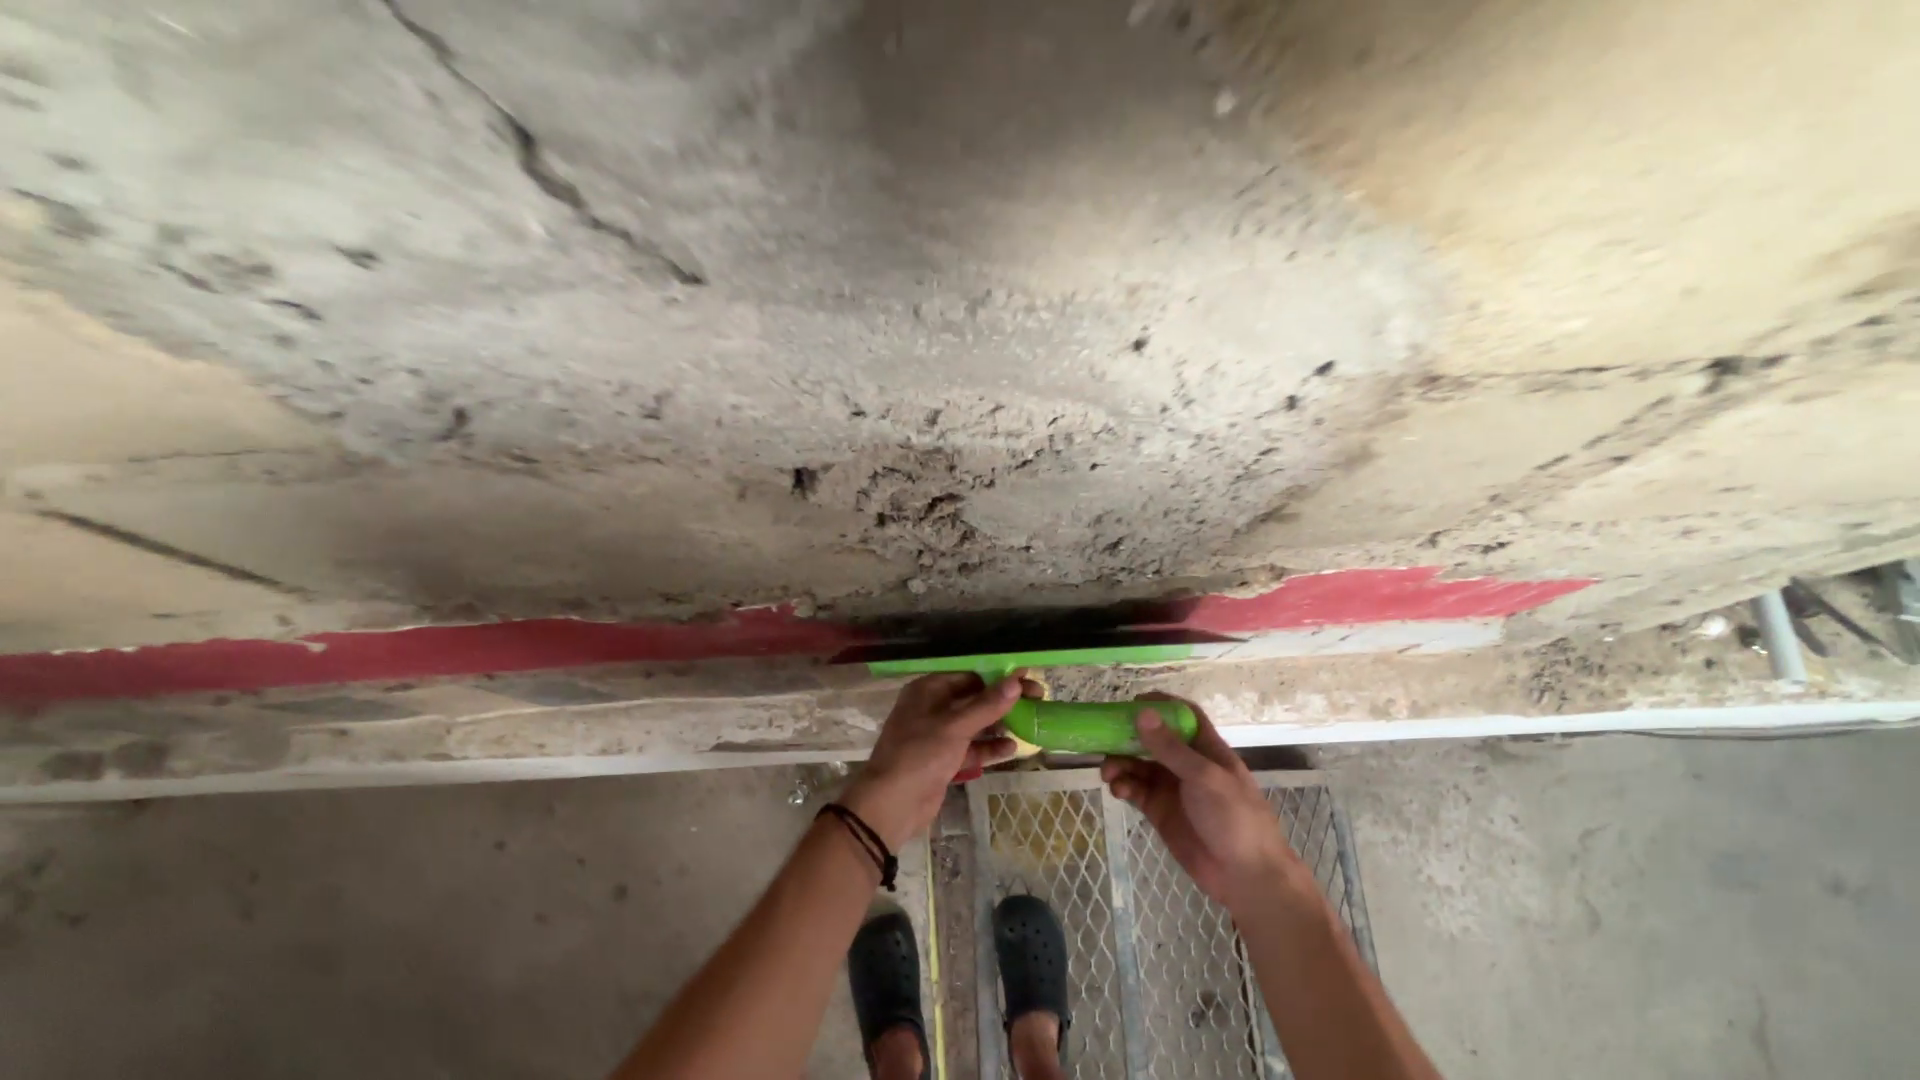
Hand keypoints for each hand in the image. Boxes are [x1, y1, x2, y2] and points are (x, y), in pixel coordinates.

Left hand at [841, 673, 1024, 848]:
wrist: (892, 804)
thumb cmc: (920, 754)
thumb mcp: (955, 726)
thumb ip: (987, 704)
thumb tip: (1015, 682)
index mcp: (928, 691)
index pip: (969, 676)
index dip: (999, 678)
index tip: (1028, 680)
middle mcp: (931, 708)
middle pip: (973, 700)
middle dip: (1003, 702)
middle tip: (1037, 701)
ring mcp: (936, 736)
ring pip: (973, 725)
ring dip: (998, 725)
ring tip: (1029, 725)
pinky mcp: (942, 761)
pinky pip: (969, 749)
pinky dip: (988, 748)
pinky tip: (1012, 749)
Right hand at [1101, 694, 1307, 911]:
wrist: (1245, 875)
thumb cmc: (1235, 817)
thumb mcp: (1204, 777)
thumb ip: (1171, 748)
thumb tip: (1142, 712)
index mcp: (1206, 749)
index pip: (1183, 716)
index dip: (1160, 705)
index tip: (1132, 702)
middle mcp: (1187, 765)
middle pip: (1152, 740)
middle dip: (1128, 738)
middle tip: (1104, 739)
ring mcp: (1172, 789)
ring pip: (1138, 765)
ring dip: (1121, 763)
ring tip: (1108, 773)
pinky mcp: (1160, 812)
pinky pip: (1135, 790)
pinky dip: (1123, 786)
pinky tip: (1118, 790)